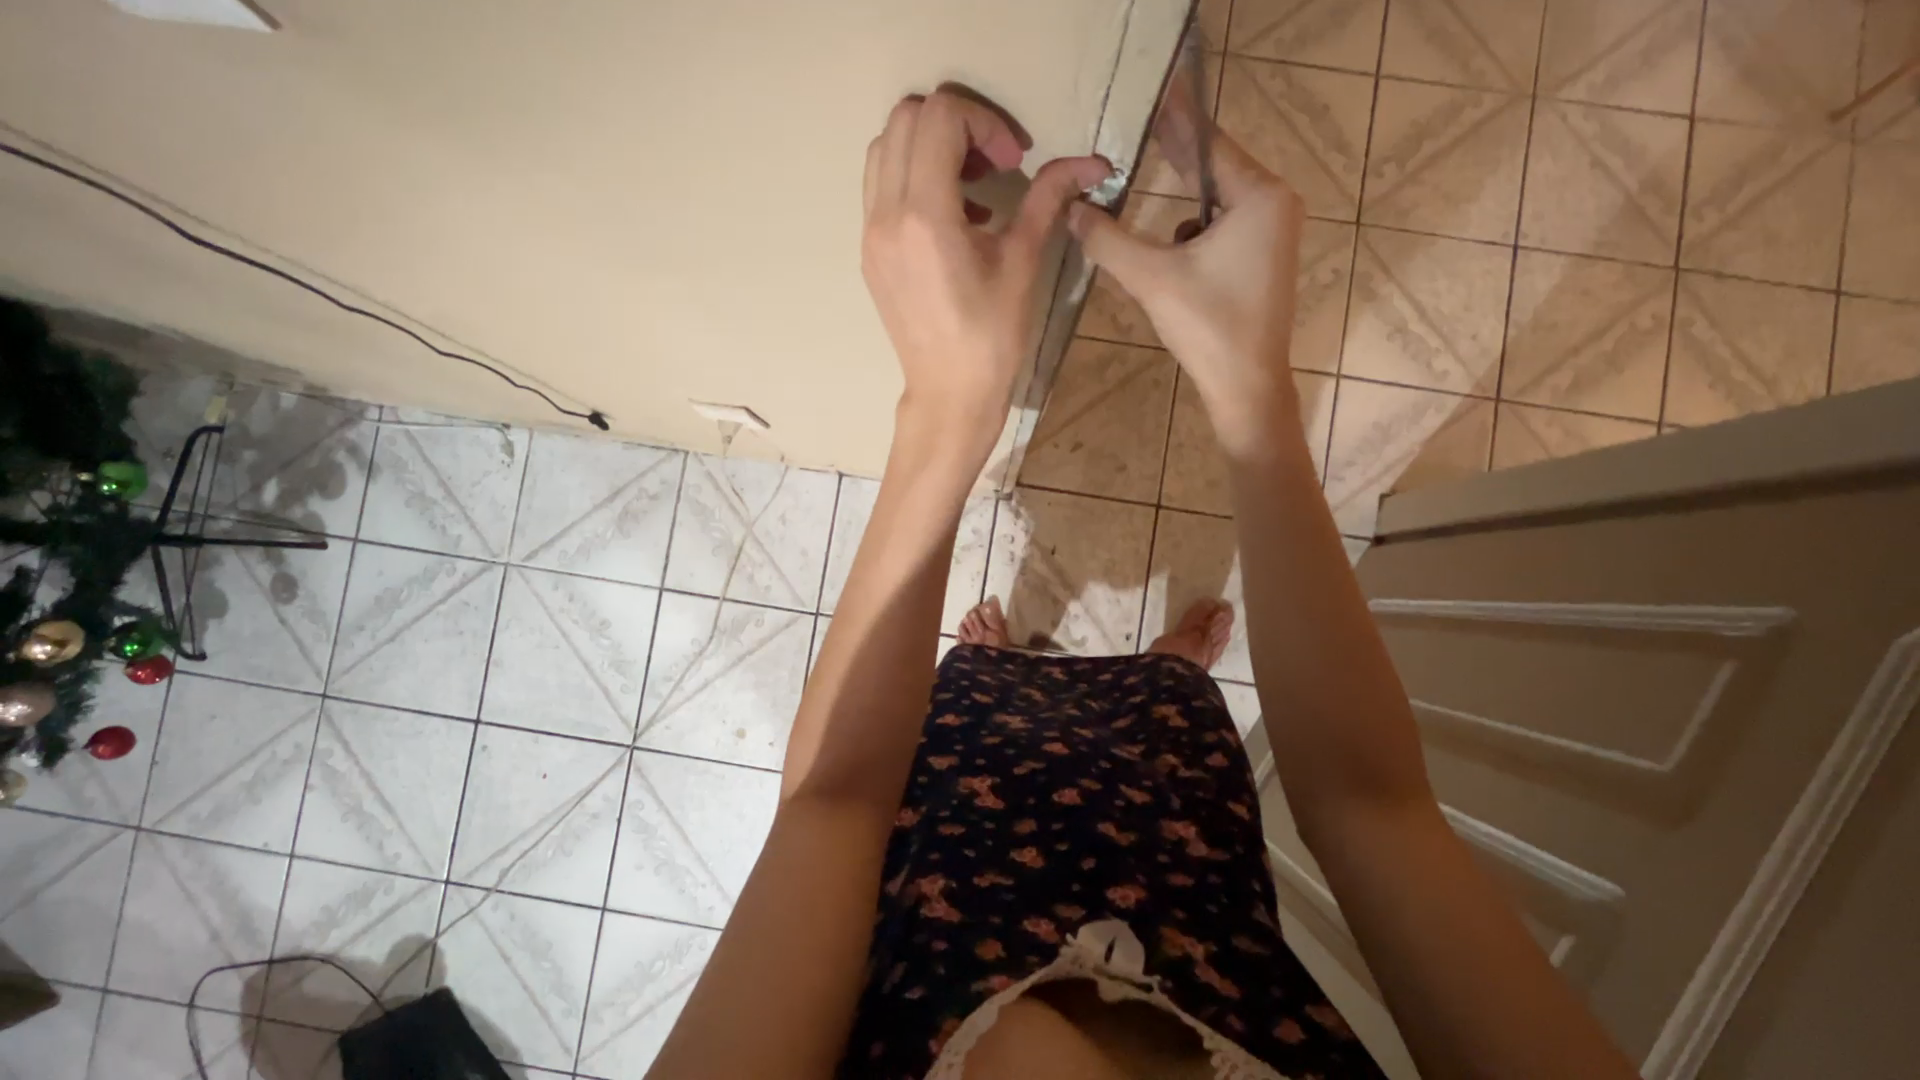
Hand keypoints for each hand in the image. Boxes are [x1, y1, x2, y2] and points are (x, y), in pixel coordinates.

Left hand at [862, 89, 1111, 452]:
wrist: (949, 393)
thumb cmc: (992, 337)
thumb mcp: (1023, 262)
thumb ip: (1048, 199)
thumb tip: (1090, 163)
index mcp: (925, 216)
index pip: (940, 117)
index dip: (985, 122)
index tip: (1014, 161)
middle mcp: (886, 215)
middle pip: (905, 118)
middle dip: (956, 125)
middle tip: (994, 163)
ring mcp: (870, 233)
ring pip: (885, 148)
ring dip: (930, 147)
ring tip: (973, 186)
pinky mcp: (869, 251)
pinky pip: (880, 186)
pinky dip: (913, 177)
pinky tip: (953, 215)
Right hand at [1066, 125, 1306, 455]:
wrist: (1246, 387)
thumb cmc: (1208, 327)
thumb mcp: (1151, 278)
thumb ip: (1109, 239)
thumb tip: (1072, 209)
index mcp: (1259, 196)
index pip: (1208, 143)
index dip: (1174, 121)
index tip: (1149, 98)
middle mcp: (1274, 205)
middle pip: (1213, 168)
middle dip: (1174, 152)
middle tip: (1138, 124)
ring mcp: (1271, 234)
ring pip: (1214, 201)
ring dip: (1179, 196)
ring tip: (1140, 177)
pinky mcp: (1261, 259)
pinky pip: (1220, 227)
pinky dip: (1190, 229)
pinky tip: (1166, 245)